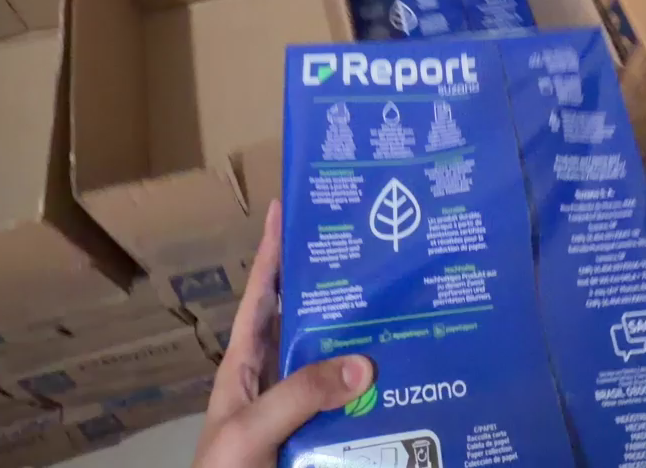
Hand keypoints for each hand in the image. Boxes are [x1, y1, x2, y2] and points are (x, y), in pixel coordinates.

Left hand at [194, 200, 374, 467]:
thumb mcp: (249, 430)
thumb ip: (300, 394)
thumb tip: (366, 362)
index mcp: (245, 364)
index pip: (260, 294)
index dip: (270, 251)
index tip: (284, 207)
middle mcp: (273, 378)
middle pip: (304, 320)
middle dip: (332, 287)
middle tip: (370, 252)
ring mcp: (294, 409)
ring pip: (331, 362)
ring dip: (359, 339)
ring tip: (398, 307)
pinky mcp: (316, 438)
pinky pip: (348, 405)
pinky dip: (371, 391)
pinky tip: (400, 377)